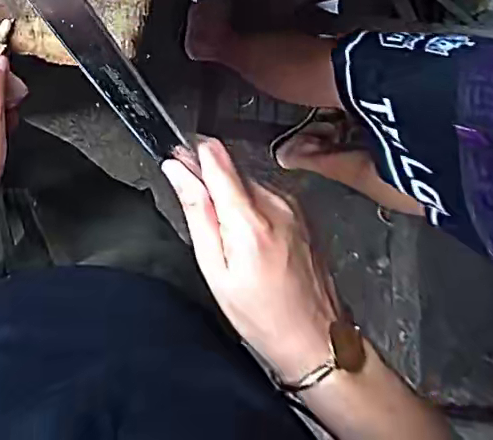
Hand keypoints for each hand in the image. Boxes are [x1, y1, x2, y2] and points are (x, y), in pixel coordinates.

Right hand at [162, 137, 341, 381]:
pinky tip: (251, 240)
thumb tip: (177, 170)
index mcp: (249, 219)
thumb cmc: (264, 316)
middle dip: (209, 180)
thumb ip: (196, 211)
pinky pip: (264, 192)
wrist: (316, 339)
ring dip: (230, 194)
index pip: (215, 156)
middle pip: (229, 166)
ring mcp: (291, 203)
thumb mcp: (215, 271)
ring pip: (245, 179)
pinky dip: (250, 206)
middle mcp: (274, 202)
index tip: (179, 161)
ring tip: (229, 237)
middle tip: (202, 216)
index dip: (191, 153)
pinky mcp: (300, 208)